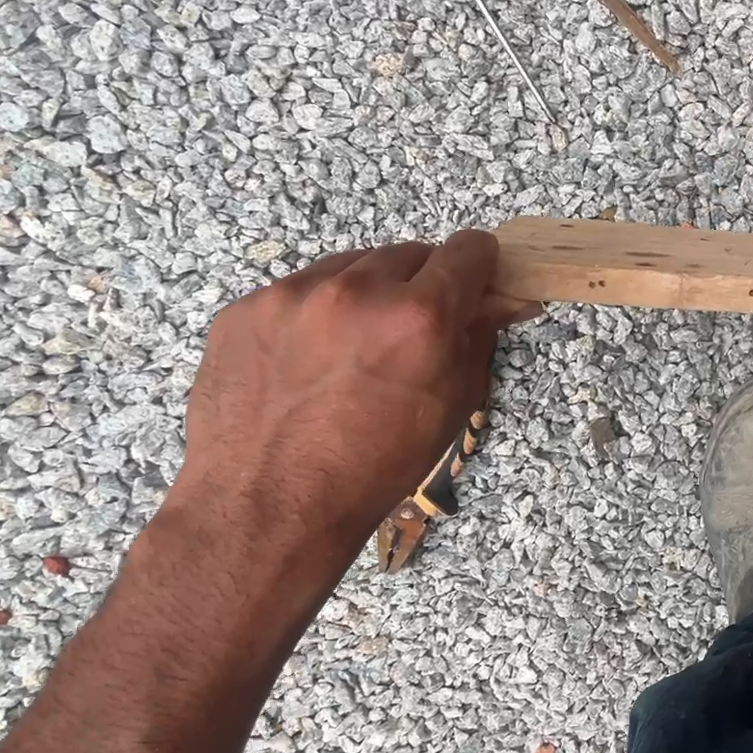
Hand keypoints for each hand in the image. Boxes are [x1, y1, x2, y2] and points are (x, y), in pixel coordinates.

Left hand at [161, 230, 539, 566]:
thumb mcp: (455, 399)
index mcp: (420, 315)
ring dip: (372, 289)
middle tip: (416, 326)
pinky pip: (302, 287)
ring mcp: (294, 295)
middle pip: (412, 252)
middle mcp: (358, 291)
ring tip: (361, 340)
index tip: (477, 284)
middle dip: (425, 281)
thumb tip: (507, 299)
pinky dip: (320, 308)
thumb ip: (480, 336)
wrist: (269, 503)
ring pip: (355, 263)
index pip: (468, 249)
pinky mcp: (245, 308)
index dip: (481, 265)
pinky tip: (313, 354)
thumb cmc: (381, 459)